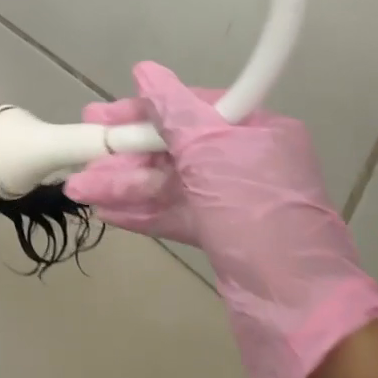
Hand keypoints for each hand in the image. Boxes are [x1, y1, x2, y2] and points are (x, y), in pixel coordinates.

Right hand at [63, 61, 377, 377]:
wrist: (298, 305)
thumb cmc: (254, 213)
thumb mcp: (210, 152)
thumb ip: (173, 111)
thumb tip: (144, 71)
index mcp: (254, 129)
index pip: (188, 108)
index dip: (141, 111)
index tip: (101, 117)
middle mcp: (244, 159)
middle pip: (173, 147)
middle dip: (125, 155)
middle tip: (81, 156)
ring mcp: (232, 200)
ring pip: (169, 183)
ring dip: (125, 185)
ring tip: (79, 190)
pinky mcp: (221, 234)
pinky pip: (176, 213)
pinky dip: (143, 211)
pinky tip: (106, 212)